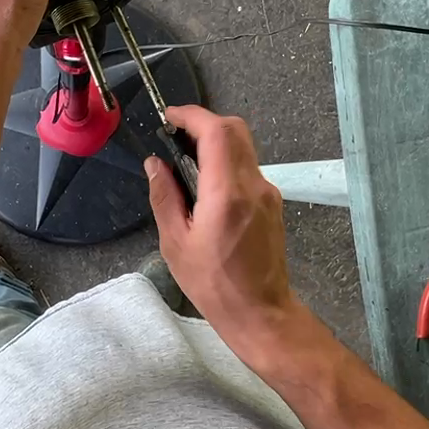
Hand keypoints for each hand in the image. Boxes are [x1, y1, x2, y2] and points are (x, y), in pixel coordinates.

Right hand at [145, 106, 304, 347]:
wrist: (261, 312)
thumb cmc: (213, 284)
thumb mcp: (175, 243)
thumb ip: (165, 197)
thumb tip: (155, 164)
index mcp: (227, 194)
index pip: (216, 132)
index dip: (192, 116)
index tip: (169, 118)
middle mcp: (254, 186)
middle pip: (236, 130)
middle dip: (205, 124)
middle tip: (176, 137)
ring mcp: (268, 194)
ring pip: (244, 148)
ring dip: (216, 144)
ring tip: (187, 165)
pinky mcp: (273, 204)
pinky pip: (248, 169)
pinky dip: (227, 164)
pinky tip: (207, 189)